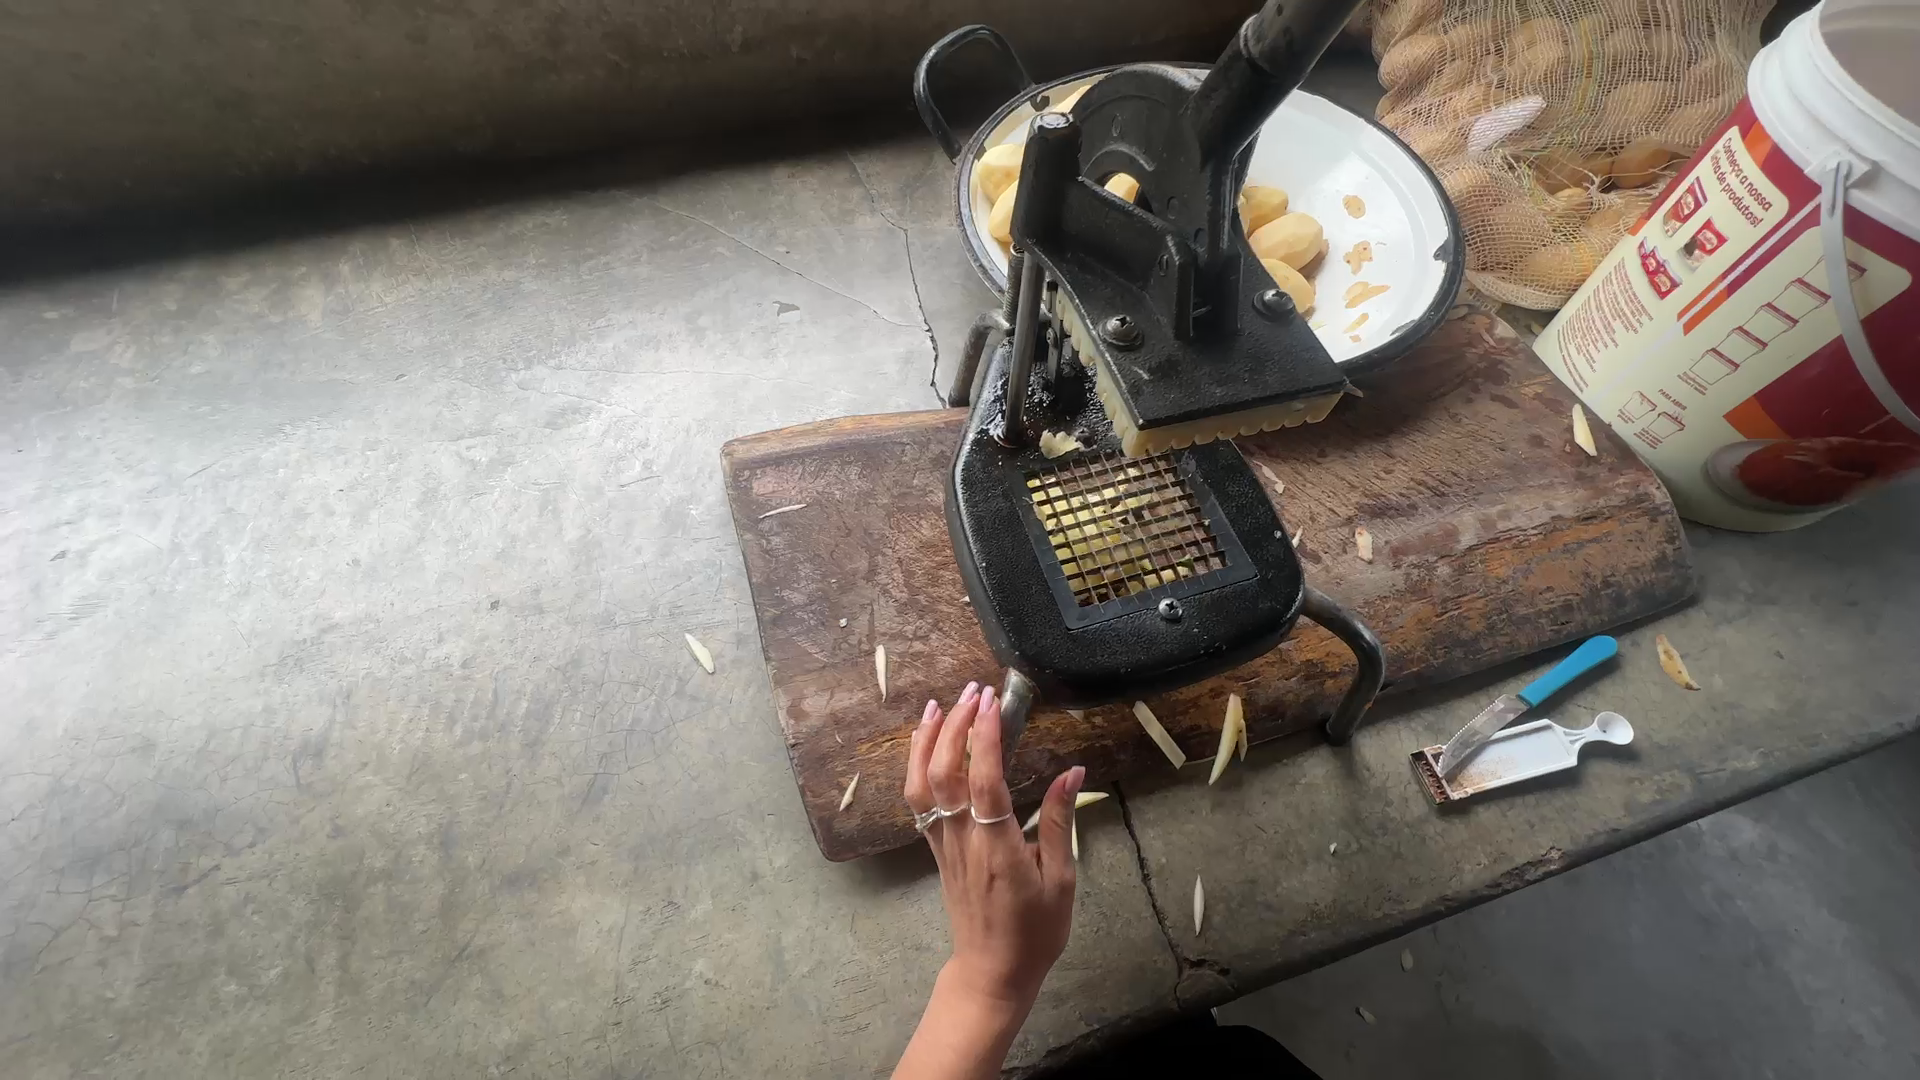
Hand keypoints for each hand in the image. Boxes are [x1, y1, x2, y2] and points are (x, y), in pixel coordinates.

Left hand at [905, 682, 1082, 1006]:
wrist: (991, 972)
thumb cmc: (1034, 930)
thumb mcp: (1061, 881)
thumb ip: (1059, 822)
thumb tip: (1073, 771)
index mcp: (998, 847)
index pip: (985, 781)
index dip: (985, 739)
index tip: (992, 702)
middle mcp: (963, 838)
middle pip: (945, 773)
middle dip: (956, 726)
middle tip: (974, 691)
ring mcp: (942, 841)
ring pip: (922, 783)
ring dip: (928, 740)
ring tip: (941, 704)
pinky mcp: (934, 846)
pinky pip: (917, 799)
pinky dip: (917, 763)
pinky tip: (925, 740)